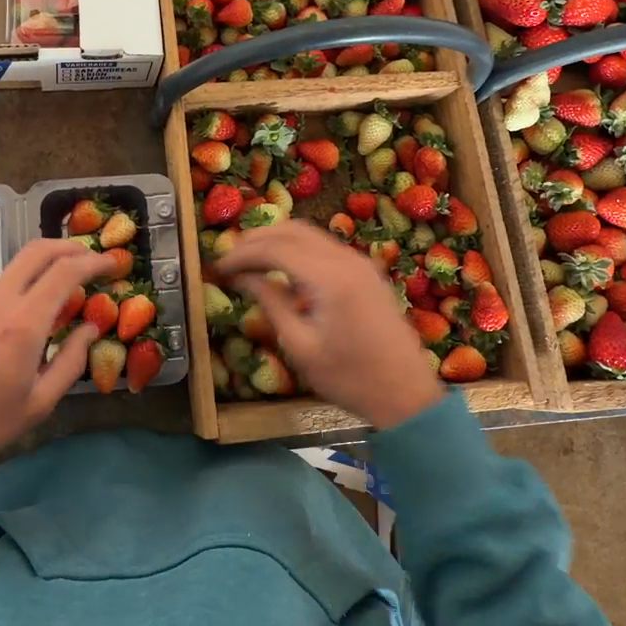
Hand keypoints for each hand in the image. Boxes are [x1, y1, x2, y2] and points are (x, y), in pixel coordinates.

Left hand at [0, 240, 114, 455]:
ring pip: (17, 267)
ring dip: (46, 267)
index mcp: (23, 323)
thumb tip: (90, 329)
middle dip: (70, 247)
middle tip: (91, 259)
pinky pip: (0, 287)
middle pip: (38, 250)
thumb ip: (71, 360)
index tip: (113, 265)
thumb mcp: (40, 402)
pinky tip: (30, 315)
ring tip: (64, 291)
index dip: (94, 262)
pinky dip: (24, 287)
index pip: (65, 271)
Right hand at [213, 221, 442, 429]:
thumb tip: (242, 277)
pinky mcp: (366, 271)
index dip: (242, 254)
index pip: (275, 248)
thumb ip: (270, 302)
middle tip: (229, 259)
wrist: (407, 395)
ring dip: (276, 240)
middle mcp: (346, 259)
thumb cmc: (350, 379)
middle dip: (256, 240)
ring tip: (249, 261)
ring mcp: (360, 262)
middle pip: (291, 230)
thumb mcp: (300, 346)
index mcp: (330, 278)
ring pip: (309, 233)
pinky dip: (296, 247)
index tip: (218, 268)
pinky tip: (281, 267)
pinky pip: (324, 245)